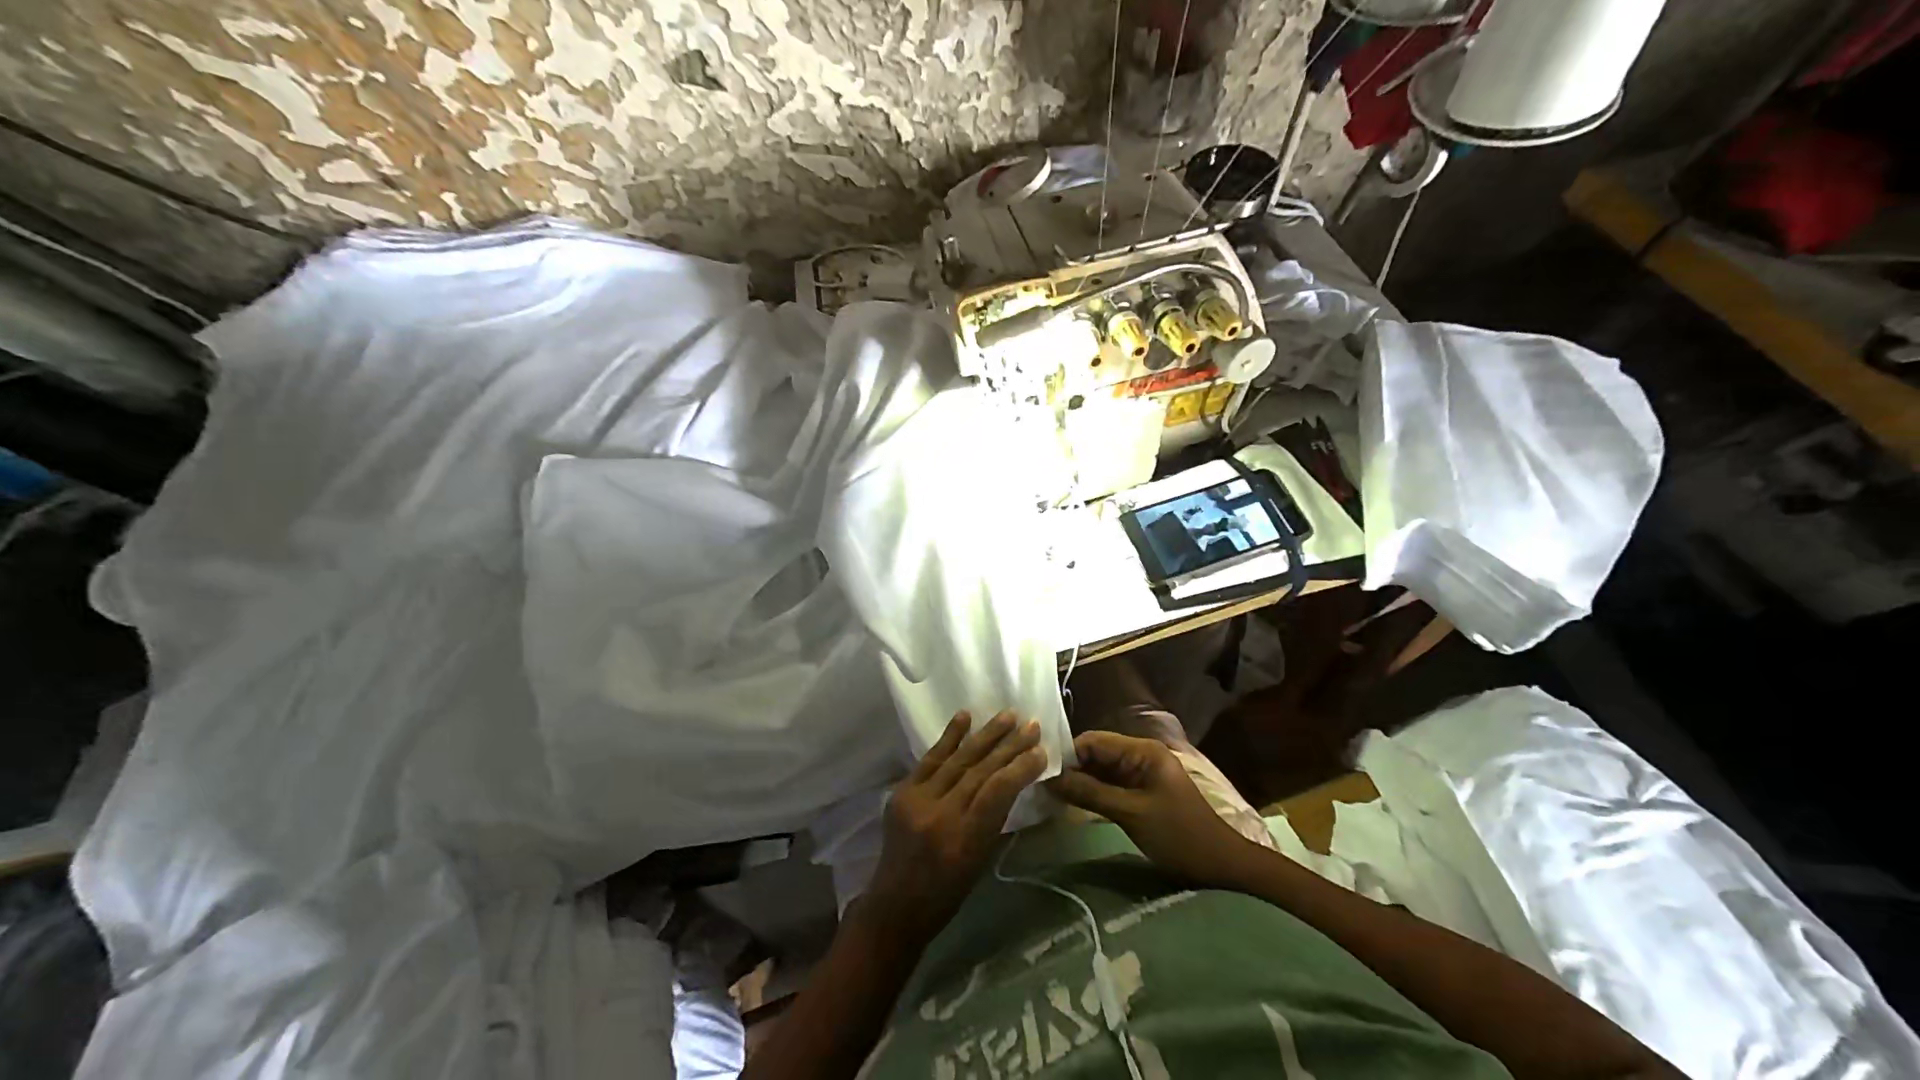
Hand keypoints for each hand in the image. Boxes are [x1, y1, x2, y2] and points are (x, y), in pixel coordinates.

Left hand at [862, 711, 1048, 942]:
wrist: (895, 904)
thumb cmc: (948, 892)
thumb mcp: (981, 859)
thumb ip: (993, 817)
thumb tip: (1012, 779)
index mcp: (964, 838)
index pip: (998, 791)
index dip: (1021, 768)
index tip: (1041, 751)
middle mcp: (940, 813)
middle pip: (980, 770)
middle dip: (1009, 745)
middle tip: (1031, 725)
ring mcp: (917, 799)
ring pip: (957, 759)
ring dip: (985, 735)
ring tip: (1007, 715)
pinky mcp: (901, 791)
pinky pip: (929, 759)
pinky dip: (949, 737)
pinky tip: (965, 716)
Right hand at [1047, 731, 1263, 888]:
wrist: (1221, 867)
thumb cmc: (1179, 835)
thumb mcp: (1131, 813)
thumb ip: (1090, 793)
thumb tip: (1050, 779)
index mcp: (1143, 750)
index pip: (1094, 740)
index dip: (1067, 754)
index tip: (1040, 772)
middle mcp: (1141, 755)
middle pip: (1096, 753)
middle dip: (1071, 768)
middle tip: (1040, 786)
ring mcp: (1142, 774)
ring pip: (1101, 770)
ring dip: (1080, 781)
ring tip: (1050, 795)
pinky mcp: (1141, 792)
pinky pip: (1110, 785)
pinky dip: (1092, 793)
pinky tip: (1072, 803)